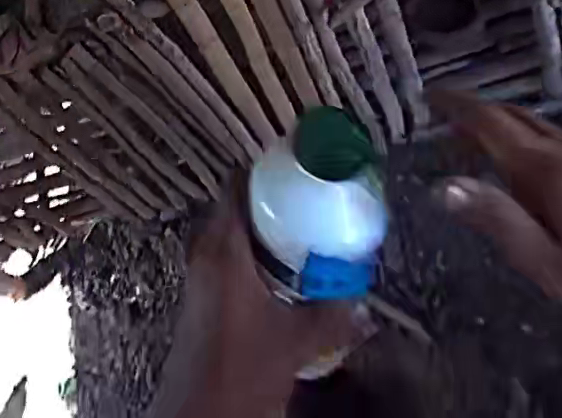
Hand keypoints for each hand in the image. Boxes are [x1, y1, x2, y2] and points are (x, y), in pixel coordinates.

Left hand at [174, 189, 366, 413]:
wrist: (199, 411)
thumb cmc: (242, 367)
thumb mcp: (294, 342)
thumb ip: (331, 319)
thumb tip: (363, 304)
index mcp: (223, 247)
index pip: (234, 186)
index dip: (260, 171)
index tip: (290, 167)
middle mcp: (204, 249)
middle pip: (232, 205)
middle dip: (265, 200)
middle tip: (302, 201)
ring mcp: (198, 270)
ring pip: (227, 231)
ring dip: (257, 228)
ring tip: (295, 234)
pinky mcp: (200, 292)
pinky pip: (223, 254)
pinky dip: (247, 251)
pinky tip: (276, 273)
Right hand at [432, 91, 561, 363]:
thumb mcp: (552, 269)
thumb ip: (498, 221)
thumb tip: (443, 185)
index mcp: (557, 170)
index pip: (493, 123)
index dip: (458, 105)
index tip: (431, 93)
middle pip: (521, 119)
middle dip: (484, 116)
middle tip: (454, 125)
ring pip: (554, 136)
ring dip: (520, 139)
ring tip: (504, 168)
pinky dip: (553, 154)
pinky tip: (561, 189)